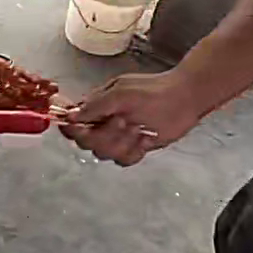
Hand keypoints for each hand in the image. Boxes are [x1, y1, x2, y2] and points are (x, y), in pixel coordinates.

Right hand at [61, 71, 205, 165]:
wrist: (183, 99)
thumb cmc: (151, 92)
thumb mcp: (120, 94)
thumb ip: (94, 106)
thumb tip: (69, 116)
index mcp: (97, 106)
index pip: (74, 123)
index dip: (74, 129)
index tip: (82, 129)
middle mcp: (104, 123)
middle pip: (87, 142)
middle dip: (105, 136)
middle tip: (123, 122)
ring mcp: (118, 137)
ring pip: (105, 153)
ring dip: (122, 143)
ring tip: (138, 129)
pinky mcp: (134, 148)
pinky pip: (123, 160)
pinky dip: (135, 151)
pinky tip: (146, 138)